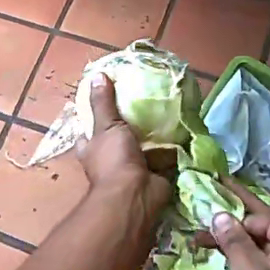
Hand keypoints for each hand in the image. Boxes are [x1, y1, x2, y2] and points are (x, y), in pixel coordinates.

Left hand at [78, 74, 172, 214]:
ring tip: (167, 110)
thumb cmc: (114, 160)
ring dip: (153, 136)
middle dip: (129, 126)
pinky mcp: (155, 174)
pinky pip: (164, 156)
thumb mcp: (106, 126)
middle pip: (117, 138)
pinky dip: (173, 146)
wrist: (137, 194)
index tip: (107, 101)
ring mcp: (133, 168)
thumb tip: (97, 75)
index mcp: (92, 149)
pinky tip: (182, 127)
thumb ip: (103, 103)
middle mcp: (111, 160)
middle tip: (144, 102)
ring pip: (143, 147)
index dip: (93, 120)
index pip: (87, 133)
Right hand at [211, 181, 269, 269]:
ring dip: (234, 239)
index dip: (241, 212)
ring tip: (204, 237)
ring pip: (261, 245)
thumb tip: (220, 214)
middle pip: (266, 229)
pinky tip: (220, 255)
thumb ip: (235, 240)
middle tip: (207, 208)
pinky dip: (240, 255)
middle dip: (236, 220)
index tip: (214, 206)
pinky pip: (261, 262)